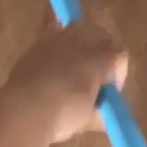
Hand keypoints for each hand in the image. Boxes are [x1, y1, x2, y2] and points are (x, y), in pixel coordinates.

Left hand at [0, 22, 128, 142]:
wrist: (25, 107)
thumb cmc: (62, 114)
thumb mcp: (87, 118)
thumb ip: (98, 110)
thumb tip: (102, 112)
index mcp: (100, 61)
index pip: (121, 56)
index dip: (119, 73)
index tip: (110, 92)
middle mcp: (81, 44)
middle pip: (101, 37)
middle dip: (102, 54)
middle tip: (95, 74)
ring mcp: (57, 40)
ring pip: (77, 28)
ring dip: (80, 43)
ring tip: (73, 64)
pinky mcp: (37, 43)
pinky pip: (51, 29)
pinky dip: (55, 39)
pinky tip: (51, 57)